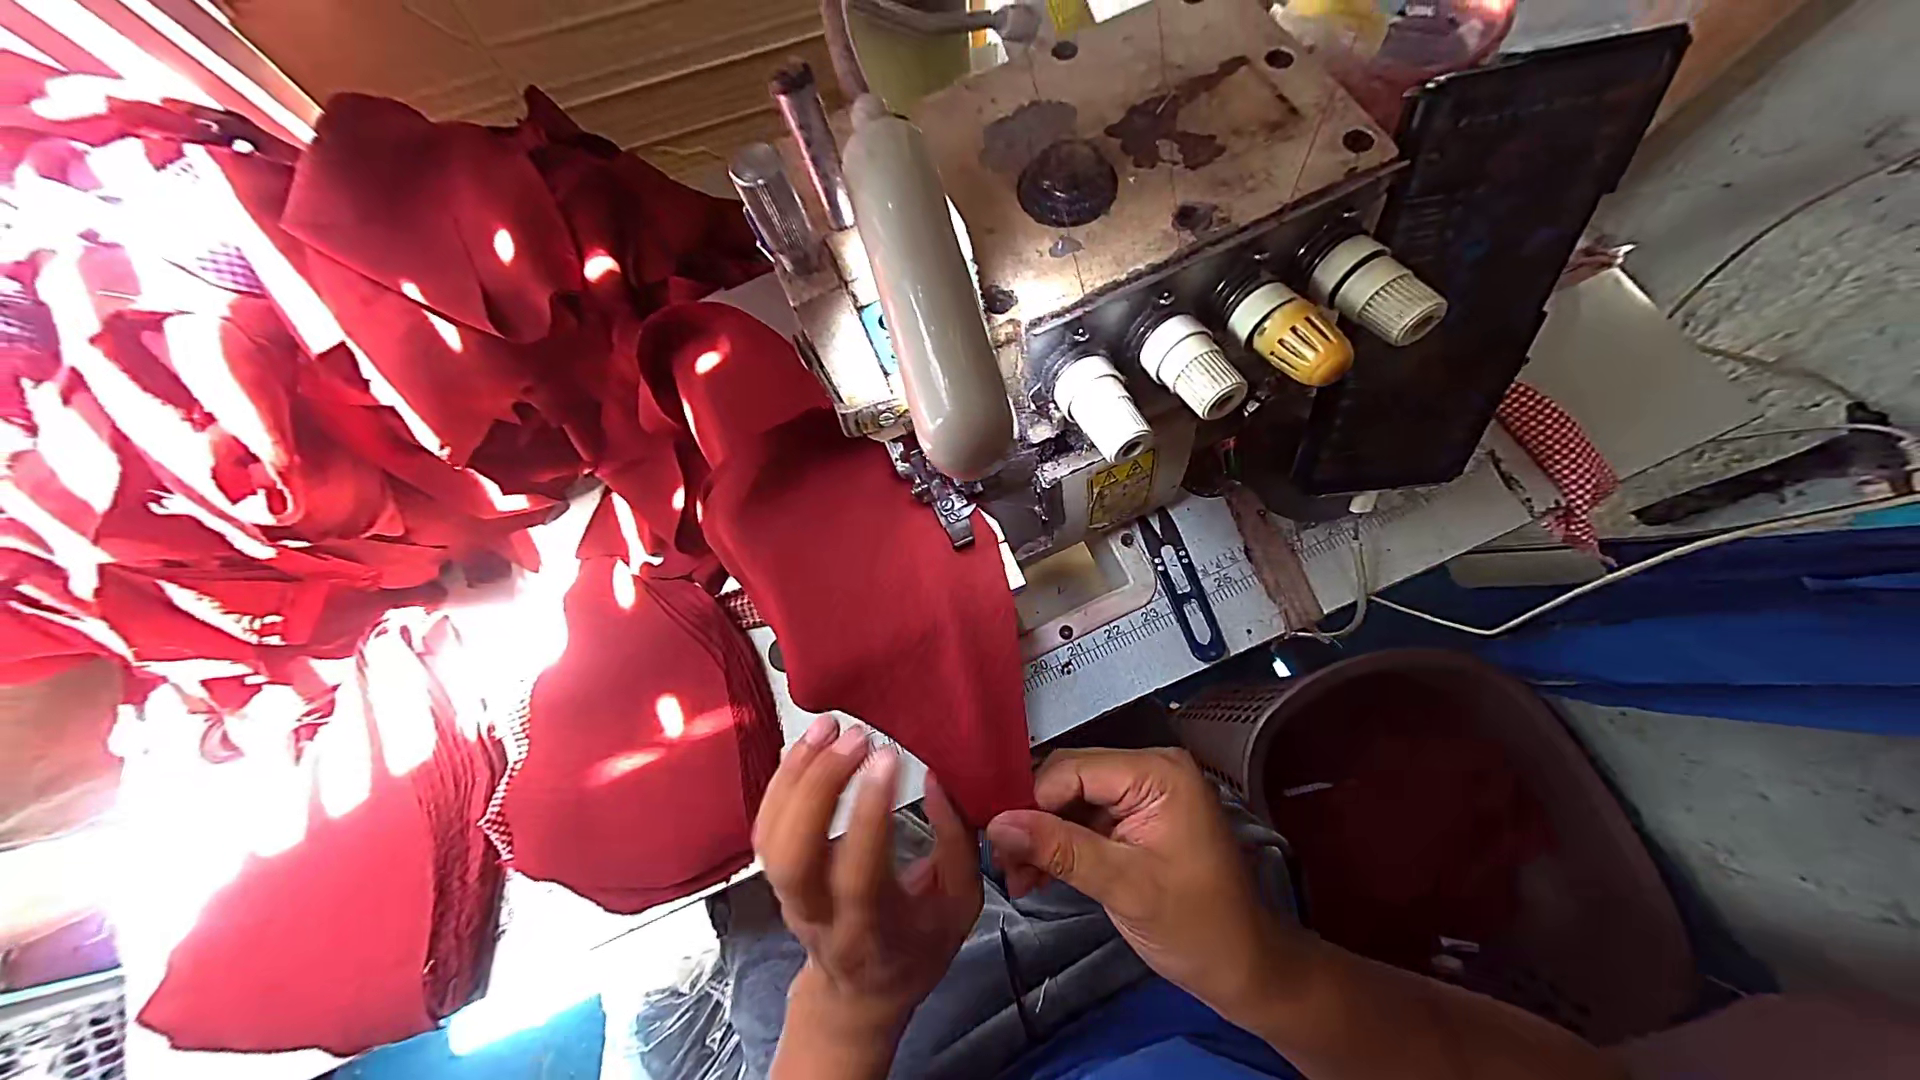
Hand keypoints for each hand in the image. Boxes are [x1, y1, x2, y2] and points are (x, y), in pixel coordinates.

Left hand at [754, 716, 982, 1074]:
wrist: (858, 993)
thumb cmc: (916, 947)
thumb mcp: (960, 906)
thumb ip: (957, 845)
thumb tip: (935, 778)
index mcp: (872, 930)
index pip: (859, 874)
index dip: (870, 813)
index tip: (890, 758)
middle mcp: (820, 915)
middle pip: (796, 855)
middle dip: (822, 785)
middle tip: (857, 738)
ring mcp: (788, 896)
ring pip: (773, 836)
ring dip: (797, 773)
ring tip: (829, 727)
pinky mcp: (775, 875)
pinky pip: (766, 825)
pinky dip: (783, 778)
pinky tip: (809, 744)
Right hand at [985, 747, 1296, 1027]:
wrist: (1246, 969)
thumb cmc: (1198, 927)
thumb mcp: (1125, 887)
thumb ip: (1060, 849)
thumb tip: (999, 824)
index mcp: (1157, 772)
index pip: (1073, 770)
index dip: (1031, 801)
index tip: (996, 838)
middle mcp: (1148, 768)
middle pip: (1068, 779)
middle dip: (1033, 820)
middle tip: (1003, 861)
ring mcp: (1141, 791)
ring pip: (1070, 798)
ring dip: (1041, 835)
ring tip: (1016, 875)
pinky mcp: (1133, 814)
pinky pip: (1083, 817)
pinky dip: (1060, 843)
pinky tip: (1036, 872)